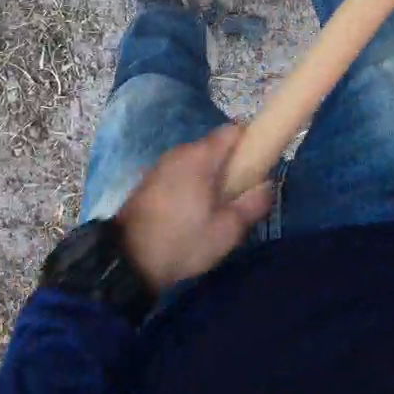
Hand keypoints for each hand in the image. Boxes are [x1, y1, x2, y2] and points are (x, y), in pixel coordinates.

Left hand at [115, 126, 273, 292]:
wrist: (125, 263)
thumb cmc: (181, 242)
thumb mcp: (226, 232)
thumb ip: (252, 205)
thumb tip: (268, 184)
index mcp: (201, 156)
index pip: (235, 130)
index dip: (252, 143)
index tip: (259, 168)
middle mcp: (181, 152)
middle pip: (217, 146)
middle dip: (233, 165)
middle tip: (241, 195)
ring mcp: (162, 165)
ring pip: (198, 161)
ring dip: (211, 177)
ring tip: (217, 208)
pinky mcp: (150, 181)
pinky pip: (182, 173)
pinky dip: (192, 184)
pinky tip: (193, 213)